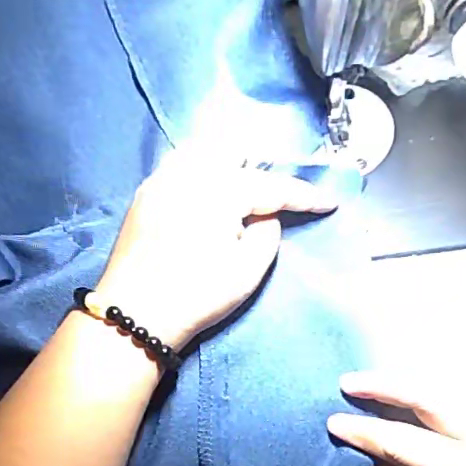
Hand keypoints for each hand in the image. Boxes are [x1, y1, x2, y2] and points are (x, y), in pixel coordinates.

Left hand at [92, 153, 337, 347]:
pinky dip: (203, 170)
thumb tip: (264, 215)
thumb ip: (268, 233)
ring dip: (231, 163)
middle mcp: (189, 171)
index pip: (272, 185)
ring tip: (246, 187)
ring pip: (205, 151)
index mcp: (220, 188)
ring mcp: (162, 179)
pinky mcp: (145, 194)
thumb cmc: (197, 295)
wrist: (136, 314)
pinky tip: (210, 191)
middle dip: (265, 169)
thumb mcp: (248, 270)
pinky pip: (181, 165)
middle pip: (237, 152)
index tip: (329, 202)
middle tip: (282, 195)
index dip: (305, 195)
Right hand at [326, 371, 465, 465]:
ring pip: (447, 391)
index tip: (335, 422)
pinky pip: (465, 397)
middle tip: (347, 382)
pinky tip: (409, 393)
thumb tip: (374, 451)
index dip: (367, 432)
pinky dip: (433, 393)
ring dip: (407, 385)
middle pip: (429, 400)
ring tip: (370, 385)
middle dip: (384, 387)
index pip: (407, 444)